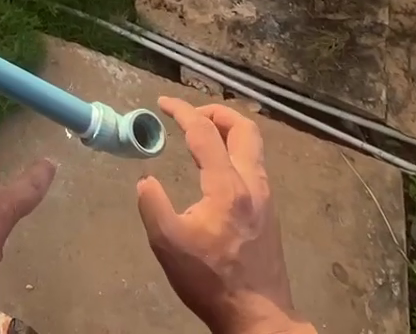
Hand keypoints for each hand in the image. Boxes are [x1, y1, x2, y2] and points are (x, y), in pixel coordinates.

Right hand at [137, 97, 312, 333]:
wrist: (259, 318)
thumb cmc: (212, 280)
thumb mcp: (168, 245)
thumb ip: (152, 205)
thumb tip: (145, 179)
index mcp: (227, 186)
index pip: (205, 132)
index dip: (182, 111)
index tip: (163, 103)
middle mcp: (252, 183)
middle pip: (244, 128)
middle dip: (215, 111)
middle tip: (190, 114)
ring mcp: (266, 197)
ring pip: (253, 145)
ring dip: (227, 130)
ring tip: (201, 135)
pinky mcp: (269, 212)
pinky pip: (253, 163)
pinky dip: (234, 150)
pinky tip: (216, 167)